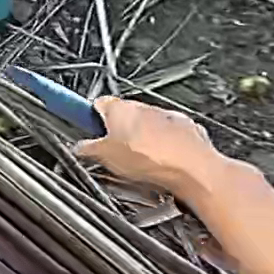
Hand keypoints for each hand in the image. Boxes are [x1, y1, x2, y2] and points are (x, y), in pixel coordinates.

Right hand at [74, 97, 234, 197]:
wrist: (193, 170)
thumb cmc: (149, 159)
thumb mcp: (104, 157)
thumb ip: (87, 149)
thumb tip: (80, 147)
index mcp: (120, 109)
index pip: (98, 103)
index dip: (90, 115)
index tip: (87, 125)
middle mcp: (144, 107)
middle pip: (124, 115)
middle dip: (117, 130)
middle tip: (111, 151)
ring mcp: (168, 116)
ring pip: (147, 125)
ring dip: (141, 138)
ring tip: (138, 161)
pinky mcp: (188, 129)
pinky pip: (169, 135)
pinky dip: (164, 145)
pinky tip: (160, 163)